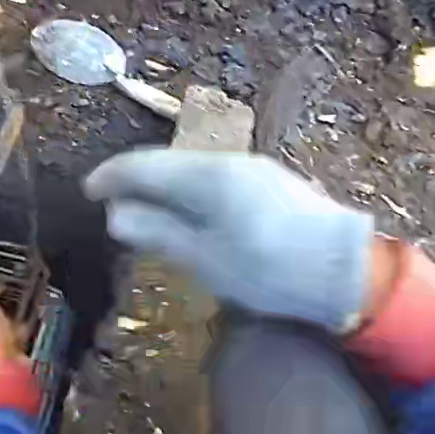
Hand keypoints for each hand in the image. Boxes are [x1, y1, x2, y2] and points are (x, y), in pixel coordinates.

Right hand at [83, 150, 380, 332]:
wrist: (347, 271)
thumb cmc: (269, 272)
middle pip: (168, 162)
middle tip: (109, 198)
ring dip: (161, 182)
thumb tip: (116, 215)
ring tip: (141, 205)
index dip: (112, 176)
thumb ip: (159, 233)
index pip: (145, 166)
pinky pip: (213, 176)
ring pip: (191, 168)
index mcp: (207, 177)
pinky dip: (187, 188)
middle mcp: (227, 162)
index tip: (87, 190)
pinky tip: (185, 207)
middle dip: (134, 178)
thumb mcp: (206, 259)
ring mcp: (252, 168)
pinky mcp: (268, 180)